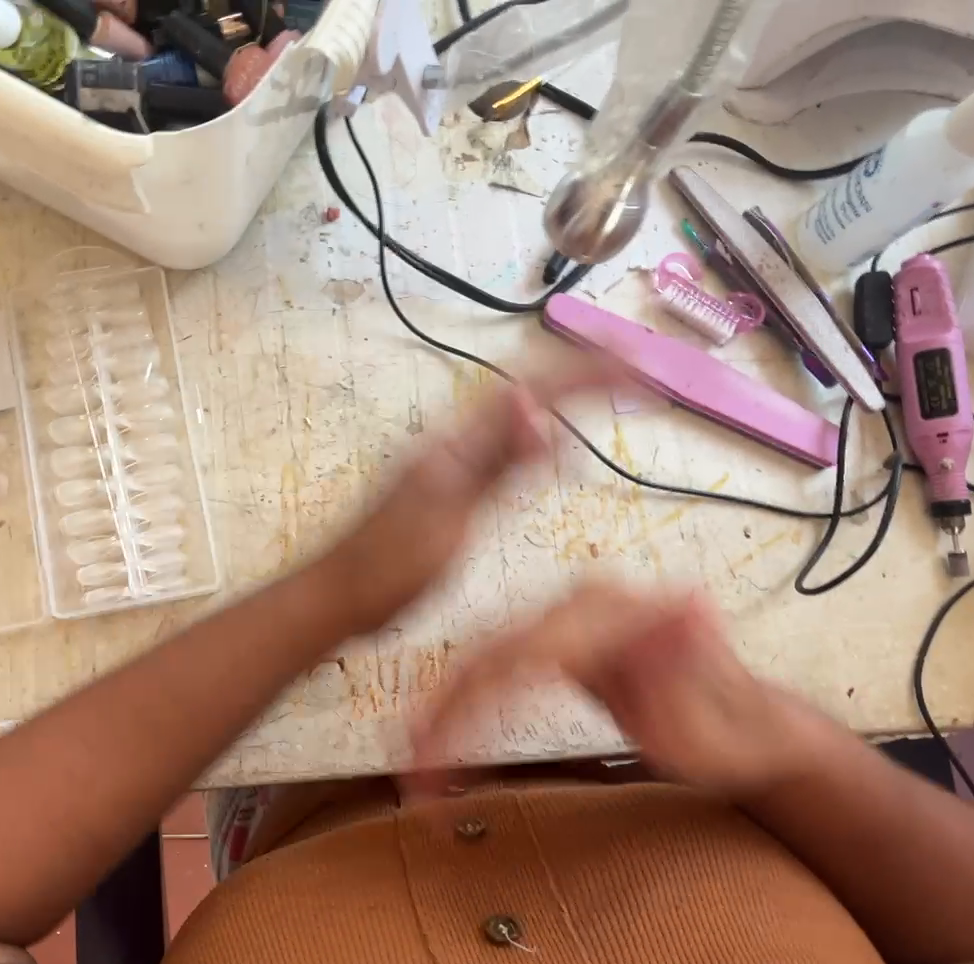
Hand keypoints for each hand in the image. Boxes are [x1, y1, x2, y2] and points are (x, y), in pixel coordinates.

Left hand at [313, 356, 627, 633]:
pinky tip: (546, 439)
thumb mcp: (449, 520)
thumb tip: (536, 406)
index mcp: (454, 444)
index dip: (583, 369)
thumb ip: (493, 466)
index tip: (634, 358)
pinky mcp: (445, 483)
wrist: (339, 596)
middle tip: (634, 363)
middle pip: (524, 390)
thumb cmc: (388, 568)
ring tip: (606, 382)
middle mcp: (451, 441)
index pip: (529, 390)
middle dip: (580, 371)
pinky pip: (500, 442)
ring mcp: (446, 460)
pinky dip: (535, 430)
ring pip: (513, 413)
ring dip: (561, 394)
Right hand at [407, 581, 843, 799]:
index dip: (474, 701)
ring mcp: (563, 619)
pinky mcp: (552, 642)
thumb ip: (696, 671)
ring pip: (481, 659)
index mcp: (617, 614)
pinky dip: (461, 707)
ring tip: (413, 764)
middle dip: (443, 713)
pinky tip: (436, 736)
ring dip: (441, 713)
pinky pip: (494, 670)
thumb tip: (686, 601)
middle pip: (491, 652)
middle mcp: (582, 603)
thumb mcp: (724, 717)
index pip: (525, 651)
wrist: (745, 723)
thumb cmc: (737, 732)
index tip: (435, 749)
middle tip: (412, 773)